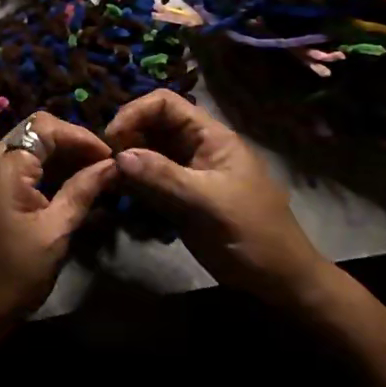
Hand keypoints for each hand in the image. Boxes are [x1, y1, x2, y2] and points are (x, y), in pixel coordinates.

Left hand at [0, 113, 115, 386]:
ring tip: (92, 173)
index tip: (109, 156)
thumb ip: (82, 191)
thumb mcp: (55, 233)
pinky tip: (66, 183)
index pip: (45, 127)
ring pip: (27, 144)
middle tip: (102, 164)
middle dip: (71, 142)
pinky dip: (43, 166)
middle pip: (35, 130)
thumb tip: (112, 165)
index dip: (80, 136)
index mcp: (4, 167)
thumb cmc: (13, 275)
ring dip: (59, 154)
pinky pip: (17, 162)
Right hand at [107, 90, 326, 305]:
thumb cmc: (253, 235)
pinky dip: (131, 186)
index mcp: (210, 136)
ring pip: (146, 154)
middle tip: (104, 163)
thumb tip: (119, 155)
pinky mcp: (178, 198)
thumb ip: (163, 176)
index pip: (165, 104)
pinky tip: (118, 196)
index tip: (112, 138)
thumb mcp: (208, 203)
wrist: (281, 282)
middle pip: (151, 126)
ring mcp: (186, 173)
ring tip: (107, 181)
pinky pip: (148, 182)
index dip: (134, 112)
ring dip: (125, 164)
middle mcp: (195, 147)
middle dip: (126, 139)